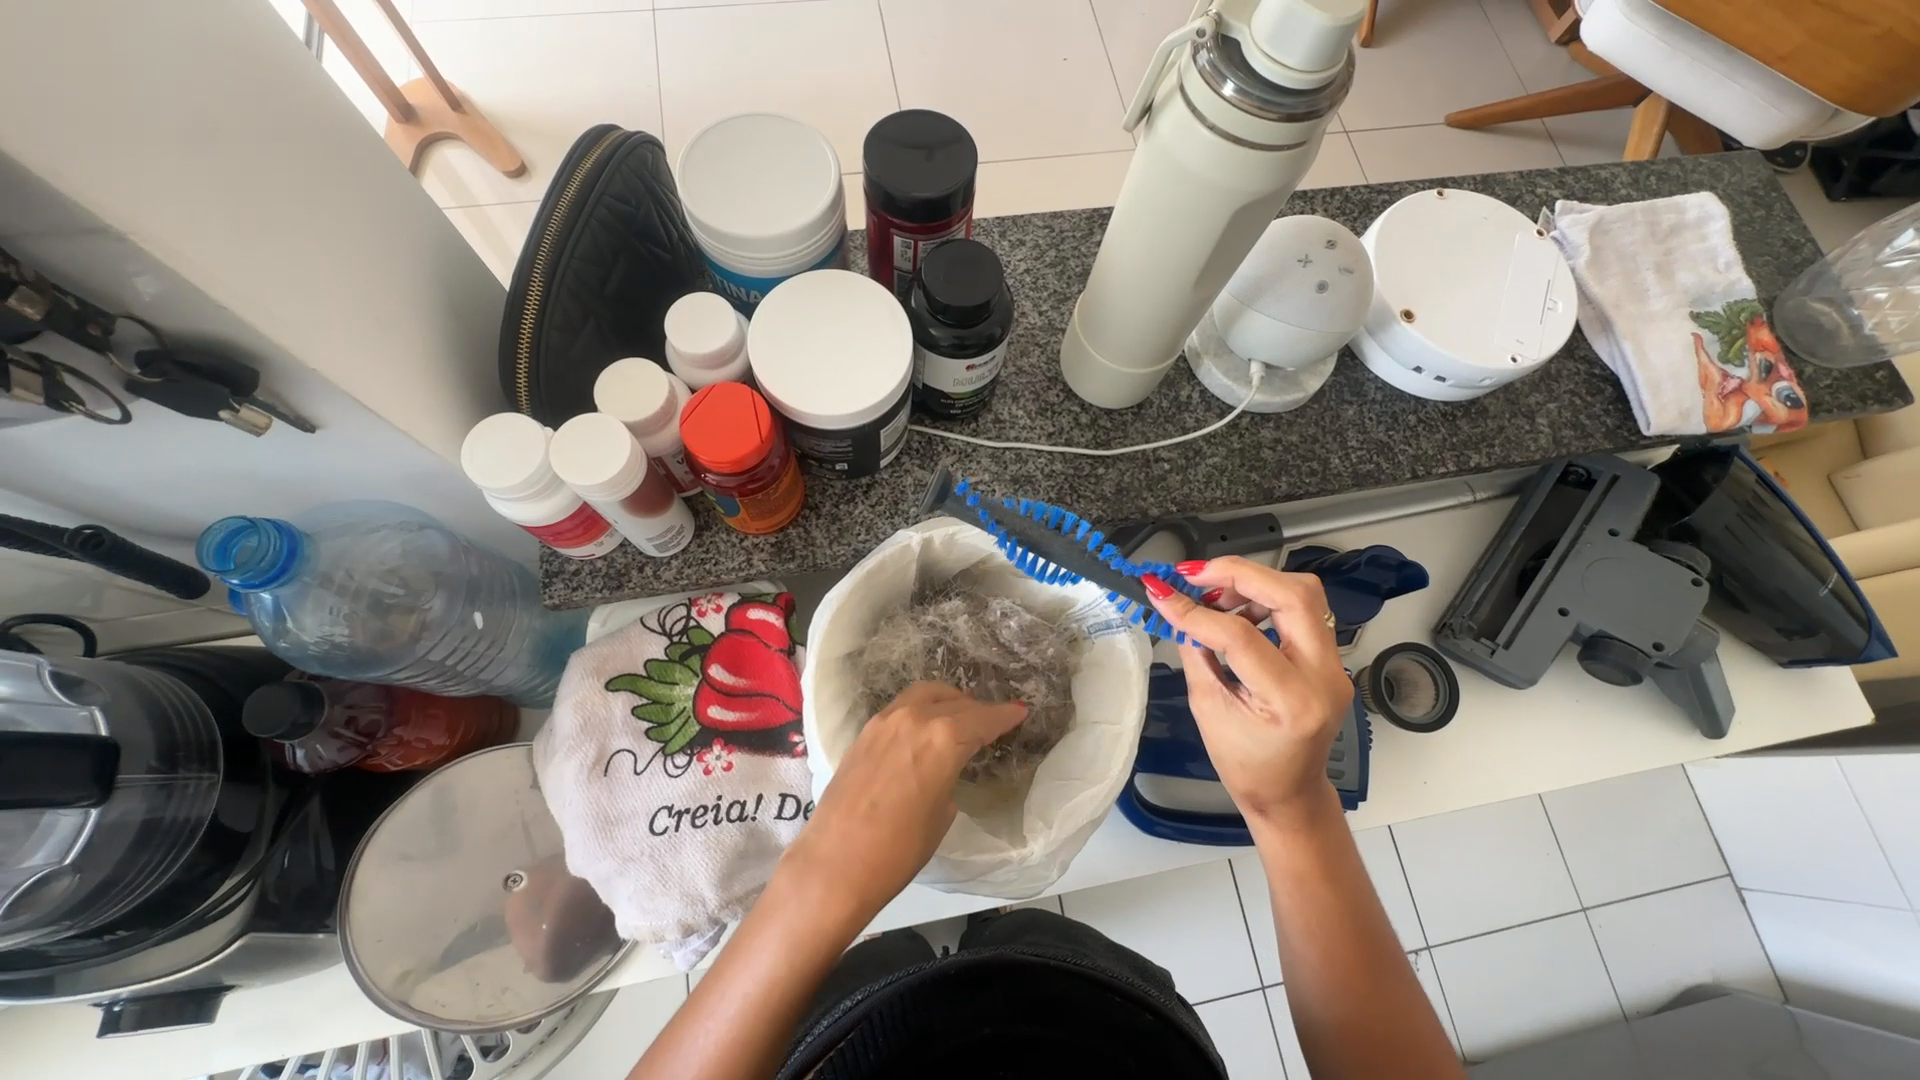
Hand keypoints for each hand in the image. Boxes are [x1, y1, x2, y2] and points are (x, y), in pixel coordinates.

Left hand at [777, 683, 1026, 917]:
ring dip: (947, 701)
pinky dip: (921, 710)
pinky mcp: (863, 733)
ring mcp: (884, 722)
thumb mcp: (942, 814)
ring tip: (960, 715)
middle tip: (993, 719)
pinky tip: (926, 727)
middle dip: (978, 709)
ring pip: (924, 696)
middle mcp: (914, 718)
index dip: (1005, 716)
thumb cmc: (899, 849)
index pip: (983, 719)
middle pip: (955, 702)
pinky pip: (902, 708)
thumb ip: (949, 778)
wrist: (835, 864)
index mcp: (943, 738)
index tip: (1020, 711)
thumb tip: (944, 768)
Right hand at [1144, 559, 1354, 825]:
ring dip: (1254, 582)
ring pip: (1302, 593)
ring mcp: (1334, 664)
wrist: (1290, 792)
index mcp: (1292, 700)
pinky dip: (1265, 597)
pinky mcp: (1330, 657)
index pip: (1241, 636)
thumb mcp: (1208, 709)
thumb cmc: (1245, 764)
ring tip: (1213, 594)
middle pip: (1293, 594)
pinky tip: (1236, 607)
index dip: (1195, 611)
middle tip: (1194, 573)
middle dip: (1238, 573)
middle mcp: (1323, 676)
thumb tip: (1176, 606)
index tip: (1160, 592)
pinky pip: (1302, 610)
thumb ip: (1197, 653)